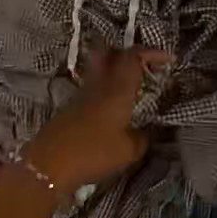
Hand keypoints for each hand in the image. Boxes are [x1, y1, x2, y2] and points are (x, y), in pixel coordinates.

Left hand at [20, 47, 166, 194]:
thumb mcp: (129, 150)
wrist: (48, 166)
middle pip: (109, 54)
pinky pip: (92, 88)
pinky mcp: (70, 108)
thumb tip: (150, 131)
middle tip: (143, 63)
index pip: (133, 58)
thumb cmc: (93, 153)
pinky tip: (113, 105)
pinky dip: (105, 88)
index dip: (151, 53)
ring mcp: (81, 95)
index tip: (168, 59)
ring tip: (131, 84)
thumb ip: (144, 137)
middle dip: (127, 52)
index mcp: (118, 90)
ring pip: (99, 69)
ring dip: (115, 69)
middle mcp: (99, 86)